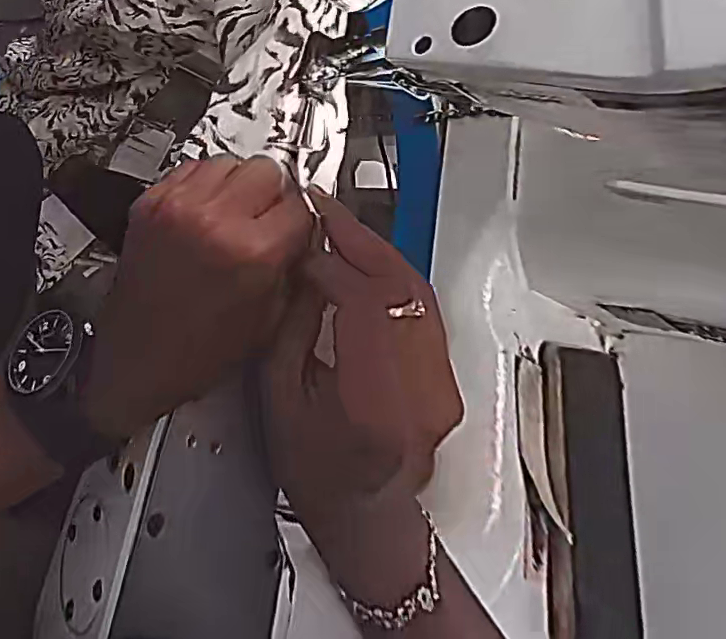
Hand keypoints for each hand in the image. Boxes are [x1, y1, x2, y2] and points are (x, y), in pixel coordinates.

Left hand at [84, 155, 312, 439]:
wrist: (136, 359)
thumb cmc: (193, 351)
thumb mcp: (267, 320)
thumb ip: (292, 268)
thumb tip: (303, 234)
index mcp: (252, 252)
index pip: (299, 205)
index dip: (302, 219)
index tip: (295, 227)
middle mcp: (215, 220)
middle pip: (267, 169)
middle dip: (273, 194)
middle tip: (266, 216)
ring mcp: (179, 206)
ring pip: (229, 162)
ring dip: (238, 184)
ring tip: (233, 213)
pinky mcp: (151, 202)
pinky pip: (192, 169)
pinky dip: (204, 185)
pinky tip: (204, 211)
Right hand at [263, 189, 461, 602]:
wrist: (365, 515)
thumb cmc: (317, 474)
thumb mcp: (280, 399)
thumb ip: (292, 328)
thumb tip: (306, 270)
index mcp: (373, 408)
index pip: (365, 305)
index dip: (332, 266)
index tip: (305, 253)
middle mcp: (420, 394)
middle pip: (399, 288)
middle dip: (357, 238)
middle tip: (324, 211)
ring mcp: (440, 383)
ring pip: (415, 290)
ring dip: (376, 248)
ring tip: (339, 225)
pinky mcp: (445, 373)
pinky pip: (421, 304)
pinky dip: (391, 271)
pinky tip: (365, 256)